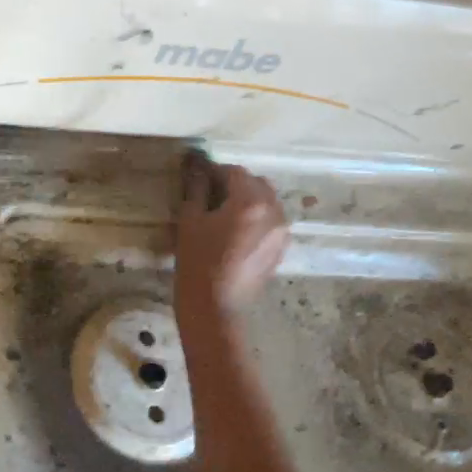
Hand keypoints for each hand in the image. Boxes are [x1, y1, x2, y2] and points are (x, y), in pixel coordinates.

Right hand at [174, 152, 288, 314]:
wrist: (215, 304)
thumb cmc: (197, 261)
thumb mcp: (190, 220)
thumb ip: (197, 189)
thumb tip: (196, 167)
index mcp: (249, 202)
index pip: (234, 172)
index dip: (214, 170)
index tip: (198, 175)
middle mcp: (273, 211)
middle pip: (256, 183)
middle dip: (235, 183)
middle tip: (210, 193)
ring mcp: (281, 230)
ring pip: (267, 200)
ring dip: (248, 198)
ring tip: (224, 212)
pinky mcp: (281, 246)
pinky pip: (272, 219)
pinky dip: (257, 216)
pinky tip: (236, 230)